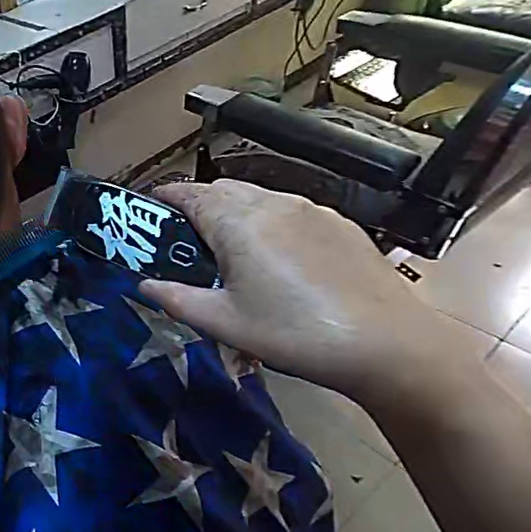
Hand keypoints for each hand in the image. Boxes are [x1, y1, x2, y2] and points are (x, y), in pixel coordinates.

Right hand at [138, 180, 461, 399]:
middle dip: (200, 204)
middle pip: (224, 190)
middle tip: (190, 239)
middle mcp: (272, 202)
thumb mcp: (226, 324)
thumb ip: (178, 300)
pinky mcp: (339, 222)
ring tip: (235, 250)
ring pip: (260, 197)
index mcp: (238, 222)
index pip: (190, 193)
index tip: (151, 208)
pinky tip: (283, 258)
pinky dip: (273, 222)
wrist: (385, 341)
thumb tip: (145, 285)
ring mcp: (311, 209)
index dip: (166, 196)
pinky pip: (292, 211)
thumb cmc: (294, 334)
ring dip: (238, 212)